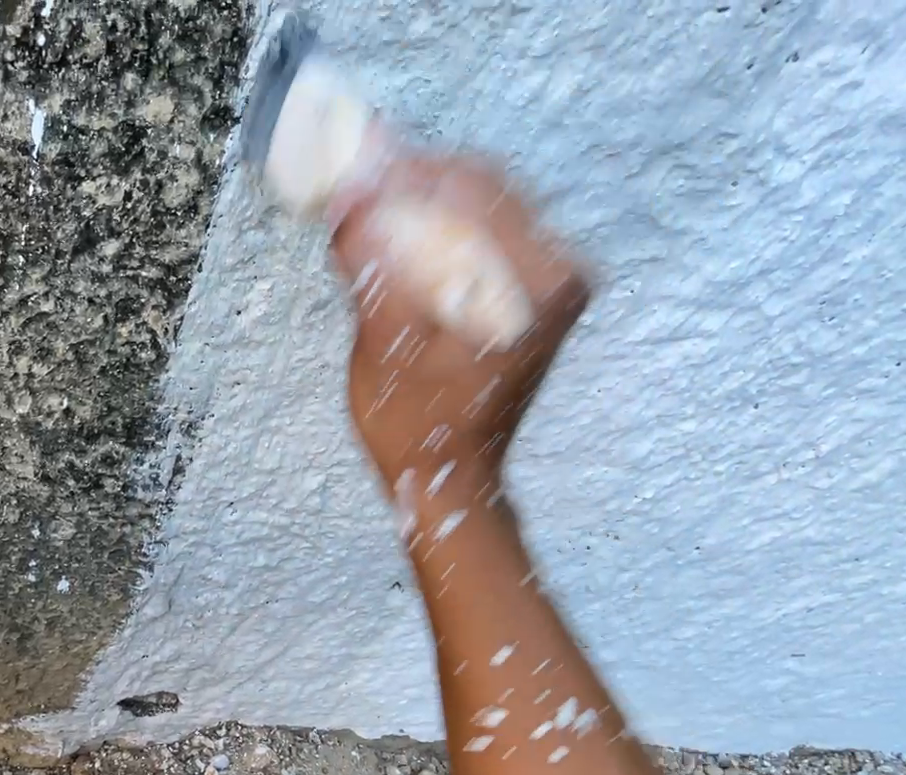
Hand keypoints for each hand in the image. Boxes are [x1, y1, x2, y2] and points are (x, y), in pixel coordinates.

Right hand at [329, 155, 589, 489]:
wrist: (448, 474)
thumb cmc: (413, 424)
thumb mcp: (382, 346)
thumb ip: (373, 269)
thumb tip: (346, 203)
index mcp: (534, 282)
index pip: (471, 189)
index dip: (404, 172)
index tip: (349, 168)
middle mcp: (558, 270)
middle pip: (483, 188)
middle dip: (411, 180)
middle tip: (350, 181)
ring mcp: (550, 280)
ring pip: (482, 206)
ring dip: (421, 200)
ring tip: (364, 205)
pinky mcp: (532, 292)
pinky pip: (484, 234)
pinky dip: (437, 226)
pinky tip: (395, 234)